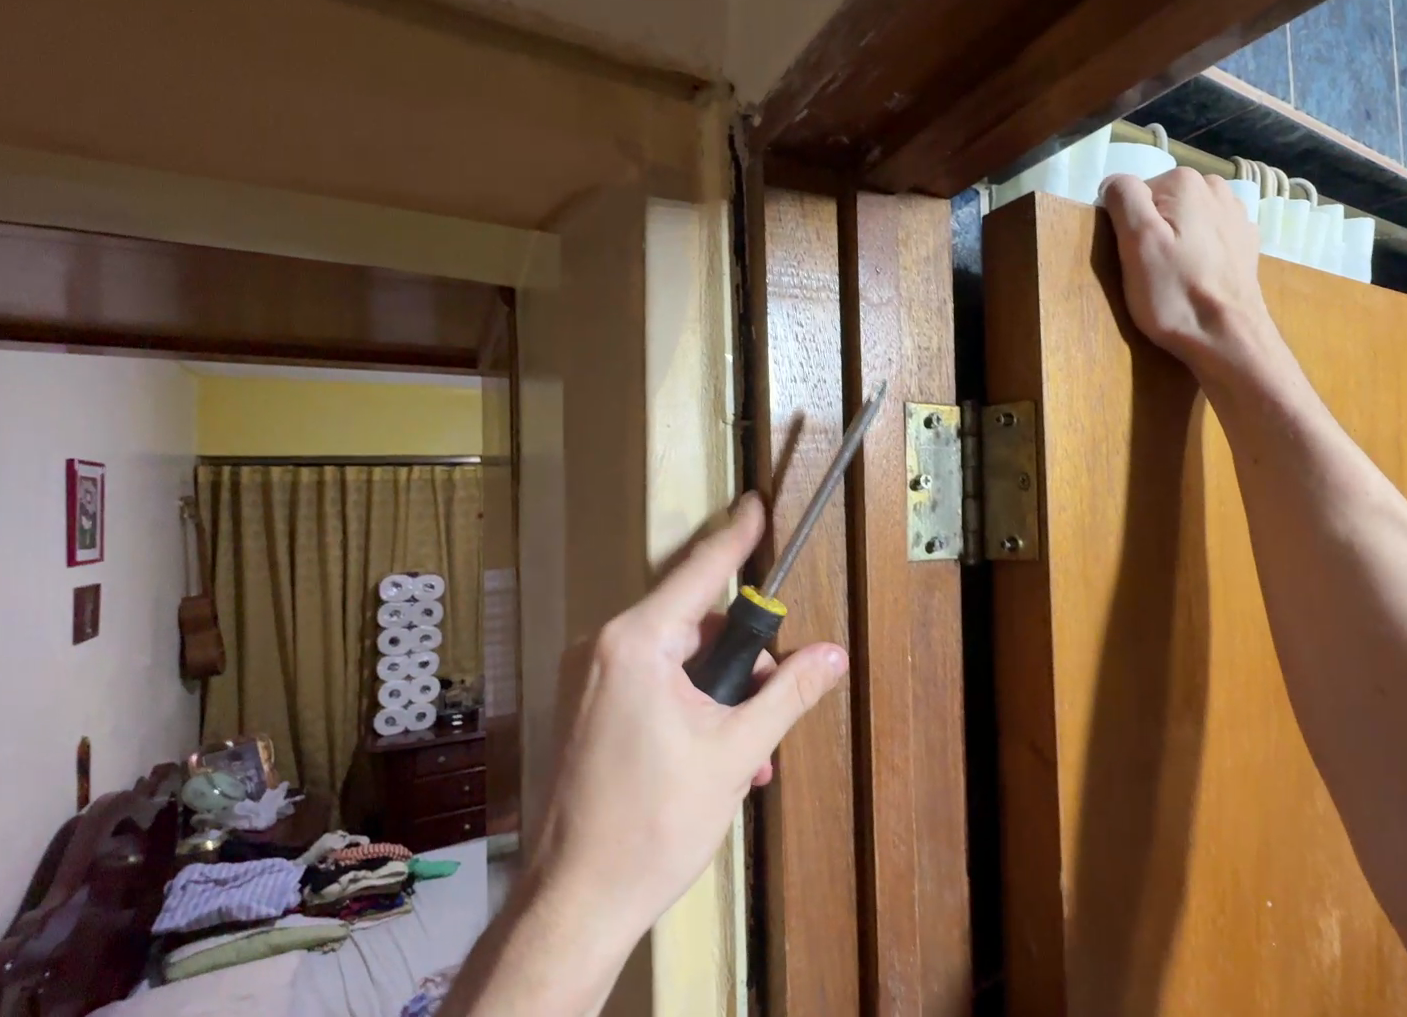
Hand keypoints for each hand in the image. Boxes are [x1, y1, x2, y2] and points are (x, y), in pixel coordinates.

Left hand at [530, 494, 848, 938]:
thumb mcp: (735, 753)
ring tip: (746, 752)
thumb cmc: (653, 824)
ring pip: (680, 660)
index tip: (756, 503)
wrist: (575, 902)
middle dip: (743, 662)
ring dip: (722, 695)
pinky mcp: (588, 709)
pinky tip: (716, 756)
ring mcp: (590, 680)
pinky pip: (655, 685)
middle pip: (697, 624)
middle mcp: (605, 650)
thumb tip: (832, 656)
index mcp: (636, 645)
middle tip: (769, 706)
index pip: (700, 572)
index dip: (735, 537)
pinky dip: (693, 708)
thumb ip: (787, 694)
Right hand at [1100, 168, 1273, 372]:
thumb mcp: (1136, 243)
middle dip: (1152, 233)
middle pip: (1160, 205)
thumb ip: (1123, 198)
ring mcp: (1235, 214)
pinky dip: (1198, 252)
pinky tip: (1198, 277)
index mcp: (1184, 181)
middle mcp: (1215, 187)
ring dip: (1176, 242)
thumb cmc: (1174, 293)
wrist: (1227, 337)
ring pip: (1185, 220)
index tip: (1133, 259)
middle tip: (1151, 272)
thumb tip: (1114, 183)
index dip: (1126, 228)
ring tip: (1175, 277)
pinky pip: (1207, 236)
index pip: (1132, 194)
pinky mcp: (1245, 242)